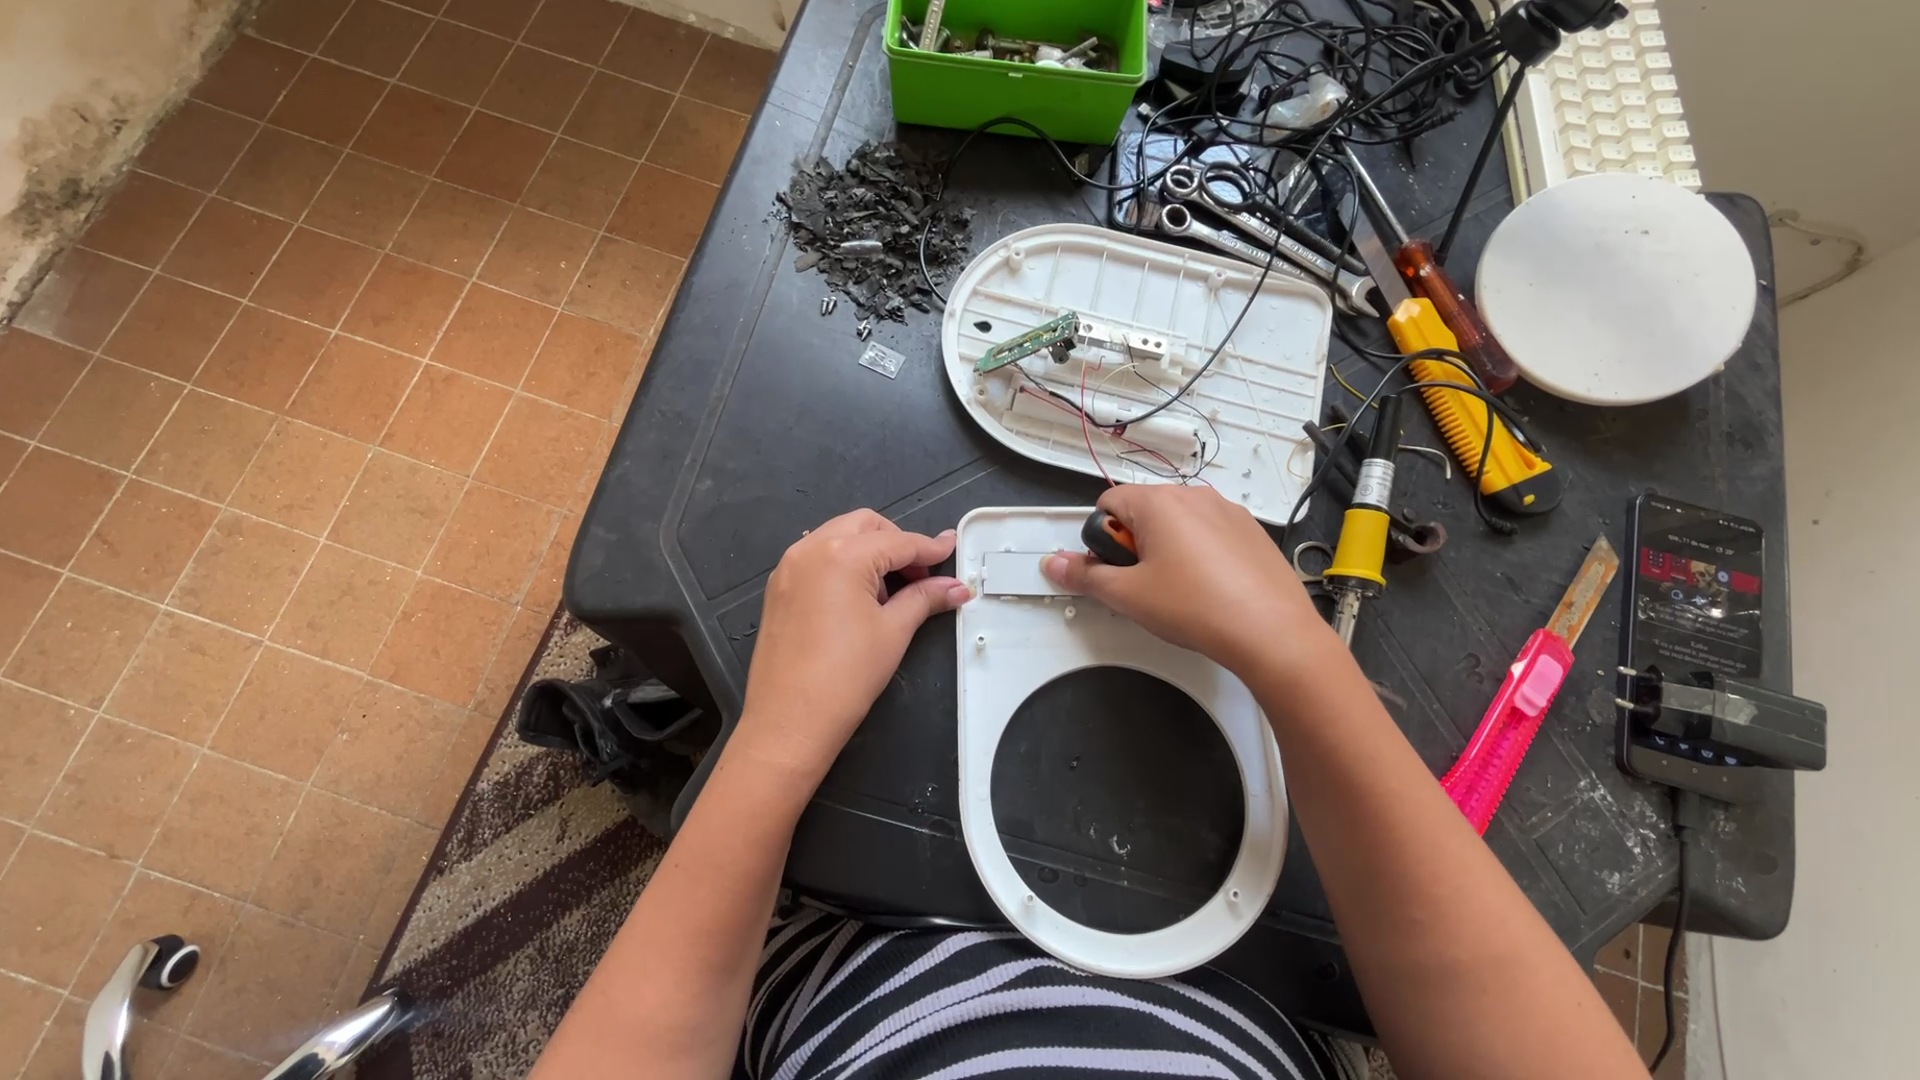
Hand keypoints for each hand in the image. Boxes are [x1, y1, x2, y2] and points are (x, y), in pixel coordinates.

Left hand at [734, 510, 971, 782]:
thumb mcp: (894, 631)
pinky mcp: (779, 587)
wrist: (789, 721)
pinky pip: (817, 557)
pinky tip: (860, 598)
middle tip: (921, 576)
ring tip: (890, 592)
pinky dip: (844, 563)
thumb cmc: (845, 677)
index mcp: (841, 555)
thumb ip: (925, 598)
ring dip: (870, 551)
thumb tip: (955, 587)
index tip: (951, 548)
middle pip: (866, 526)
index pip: (898, 542)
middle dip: (897, 543)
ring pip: (839, 536)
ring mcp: (788, 567)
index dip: (930, 548)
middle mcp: (810, 549)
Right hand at [1042, 485, 1332, 675]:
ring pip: (1178, 522)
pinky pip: (1210, 533)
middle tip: (1143, 585)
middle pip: (1143, 510)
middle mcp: (1194, 495)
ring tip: (1178, 591)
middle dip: (1134, 543)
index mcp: (1158, 502)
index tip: (1114, 570)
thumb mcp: (1127, 596)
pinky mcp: (1251, 531)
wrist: (1272, 631)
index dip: (1101, 538)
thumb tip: (1053, 563)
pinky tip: (1208, 590)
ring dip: (1166, 548)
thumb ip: (1085, 575)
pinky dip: (1200, 554)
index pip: (1107, 503)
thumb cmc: (1196, 607)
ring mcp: (1228, 511)